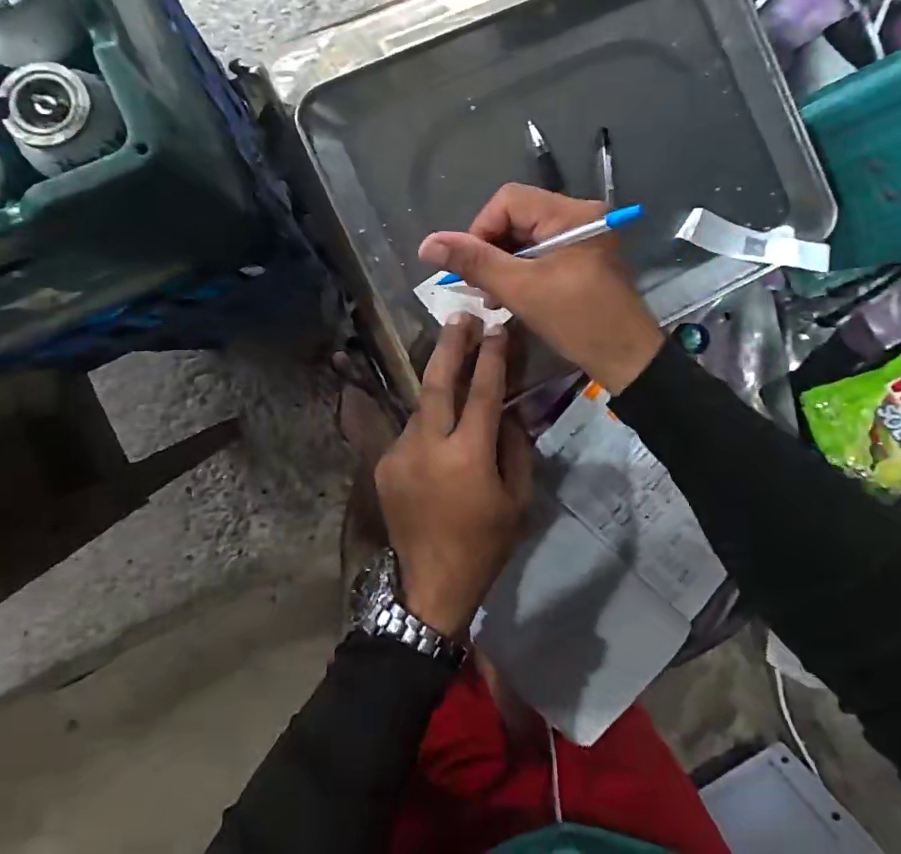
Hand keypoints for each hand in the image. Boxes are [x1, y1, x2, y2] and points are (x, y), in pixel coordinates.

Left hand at [375, 316, 532, 636]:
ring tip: (454, 366)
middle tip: (460, 316)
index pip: (484, 392)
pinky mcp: (383, 463)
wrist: (432, 584)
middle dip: (451, 344)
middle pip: (438, 382)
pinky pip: (410, 431)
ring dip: (439, 385)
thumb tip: (509, 413)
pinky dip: (428, 423)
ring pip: (422, 406)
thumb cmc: (486, 543)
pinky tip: (440, 431)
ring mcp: (400, 452)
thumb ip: (515, 449)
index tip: (498, 329)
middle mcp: (428, 445)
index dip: (493, 357)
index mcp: (468, 455)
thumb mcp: (517, 499)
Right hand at [418, 183, 663, 392]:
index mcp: (571, 214)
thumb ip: (474, 262)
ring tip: (491, 295)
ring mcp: (584, 236)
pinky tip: (509, 295)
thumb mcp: (520, 290)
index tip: (471, 268)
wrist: (628, 358)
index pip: (508, 201)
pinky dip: (521, 270)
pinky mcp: (583, 257)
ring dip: (503, 262)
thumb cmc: (577, 321)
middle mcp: (580, 215)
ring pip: (526, 236)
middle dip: (491, 249)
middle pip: (517, 216)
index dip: (480, 229)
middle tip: (478, 286)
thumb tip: (426, 244)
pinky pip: (541, 252)